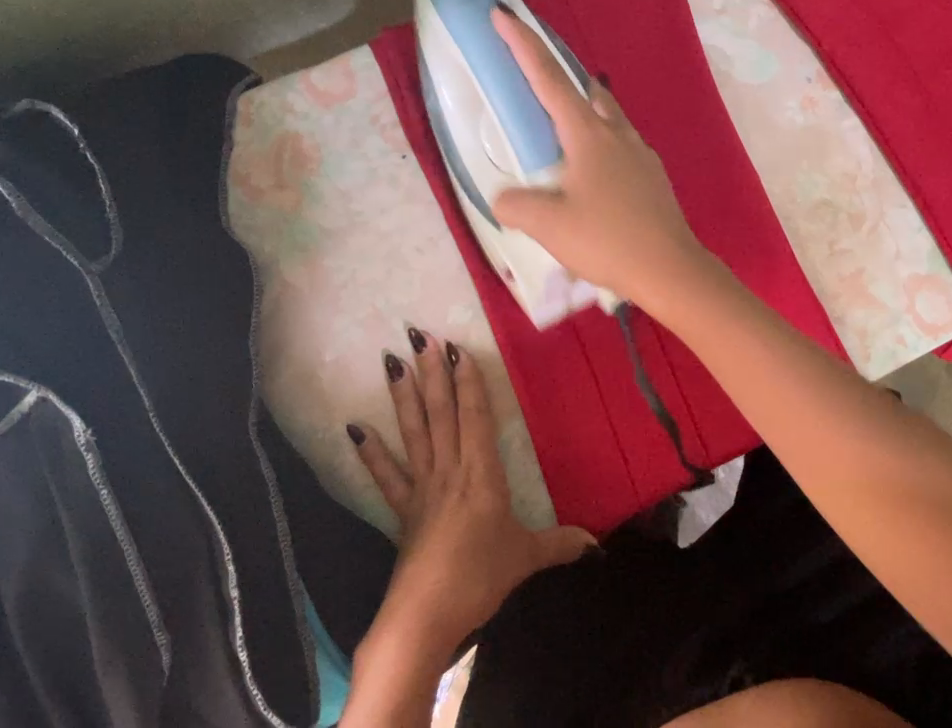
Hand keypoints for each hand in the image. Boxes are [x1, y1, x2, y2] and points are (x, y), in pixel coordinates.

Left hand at [348, 328, 594, 654]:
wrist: (425, 616)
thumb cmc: (480, 578)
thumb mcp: (527, 558)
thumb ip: (560, 545)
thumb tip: (597, 544)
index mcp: (482, 475)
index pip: (476, 418)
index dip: (469, 382)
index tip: (458, 348)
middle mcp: (450, 472)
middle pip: (441, 414)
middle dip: (433, 374)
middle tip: (420, 336)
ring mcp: (422, 490)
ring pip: (413, 433)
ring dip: (403, 397)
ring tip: (391, 362)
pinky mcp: (402, 513)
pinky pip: (386, 476)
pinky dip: (371, 452)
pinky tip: (355, 427)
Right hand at [489, 8, 710, 305]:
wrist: (670, 269)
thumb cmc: (607, 239)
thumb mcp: (548, 225)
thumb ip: (517, 205)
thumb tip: (505, 199)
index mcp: (588, 134)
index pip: (548, 79)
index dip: (523, 46)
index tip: (502, 17)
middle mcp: (617, 134)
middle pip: (585, 92)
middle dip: (559, 78)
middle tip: (535, 83)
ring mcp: (641, 155)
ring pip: (608, 118)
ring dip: (583, 113)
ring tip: (562, 133)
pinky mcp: (653, 178)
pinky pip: (621, 147)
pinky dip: (600, 145)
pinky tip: (593, 175)